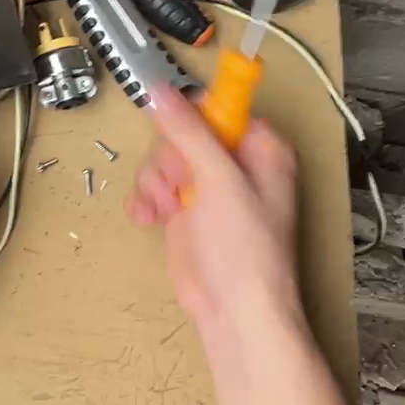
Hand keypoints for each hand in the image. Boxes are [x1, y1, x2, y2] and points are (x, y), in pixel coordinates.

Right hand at [127, 84, 302, 342]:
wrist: (231, 311)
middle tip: (177, 183)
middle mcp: (233, 165)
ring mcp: (205, 188)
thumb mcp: (219, 181)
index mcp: (259, 150)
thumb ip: (190, 132)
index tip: (178, 135)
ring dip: (153, 182)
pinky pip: (151, 187)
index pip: (219, 107)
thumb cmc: (245, 253)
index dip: (193, 118)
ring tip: (165, 207)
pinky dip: (145, 201)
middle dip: (168, 158)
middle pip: (181, 132)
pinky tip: (148, 218)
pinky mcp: (182, 210)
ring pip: (162, 159)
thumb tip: (162, 93)